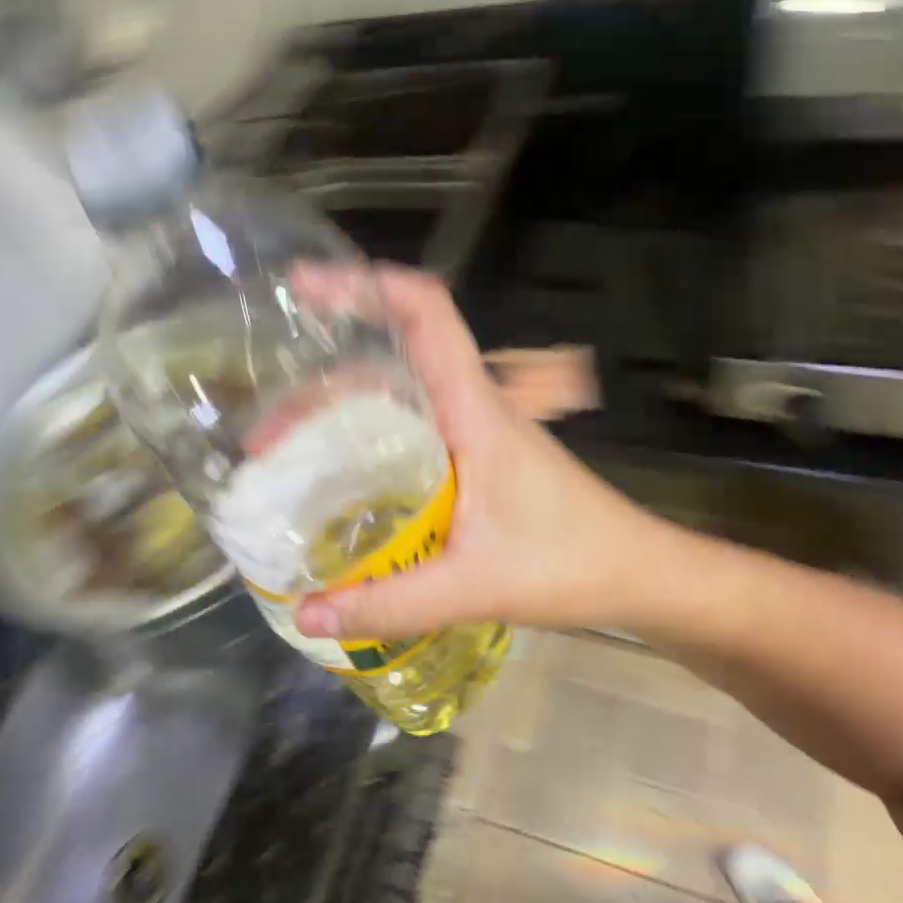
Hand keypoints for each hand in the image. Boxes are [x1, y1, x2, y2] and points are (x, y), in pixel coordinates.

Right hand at [288, 265, 675, 640]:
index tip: (306, 287)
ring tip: (287, 463)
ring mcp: (475, 433)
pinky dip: (365, 447)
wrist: (636, 574)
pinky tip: (340, 488)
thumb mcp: (474, 587)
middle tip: (266, 438)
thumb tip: (305, 617)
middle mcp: (472, 408)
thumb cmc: (569, 565)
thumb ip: (391, 605)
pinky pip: (409, 436)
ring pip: (395, 403)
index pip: (428, 314)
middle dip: (320, 387)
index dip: (368, 285)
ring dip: (338, 420)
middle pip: (388, 366)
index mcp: (475, 410)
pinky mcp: (476, 461)